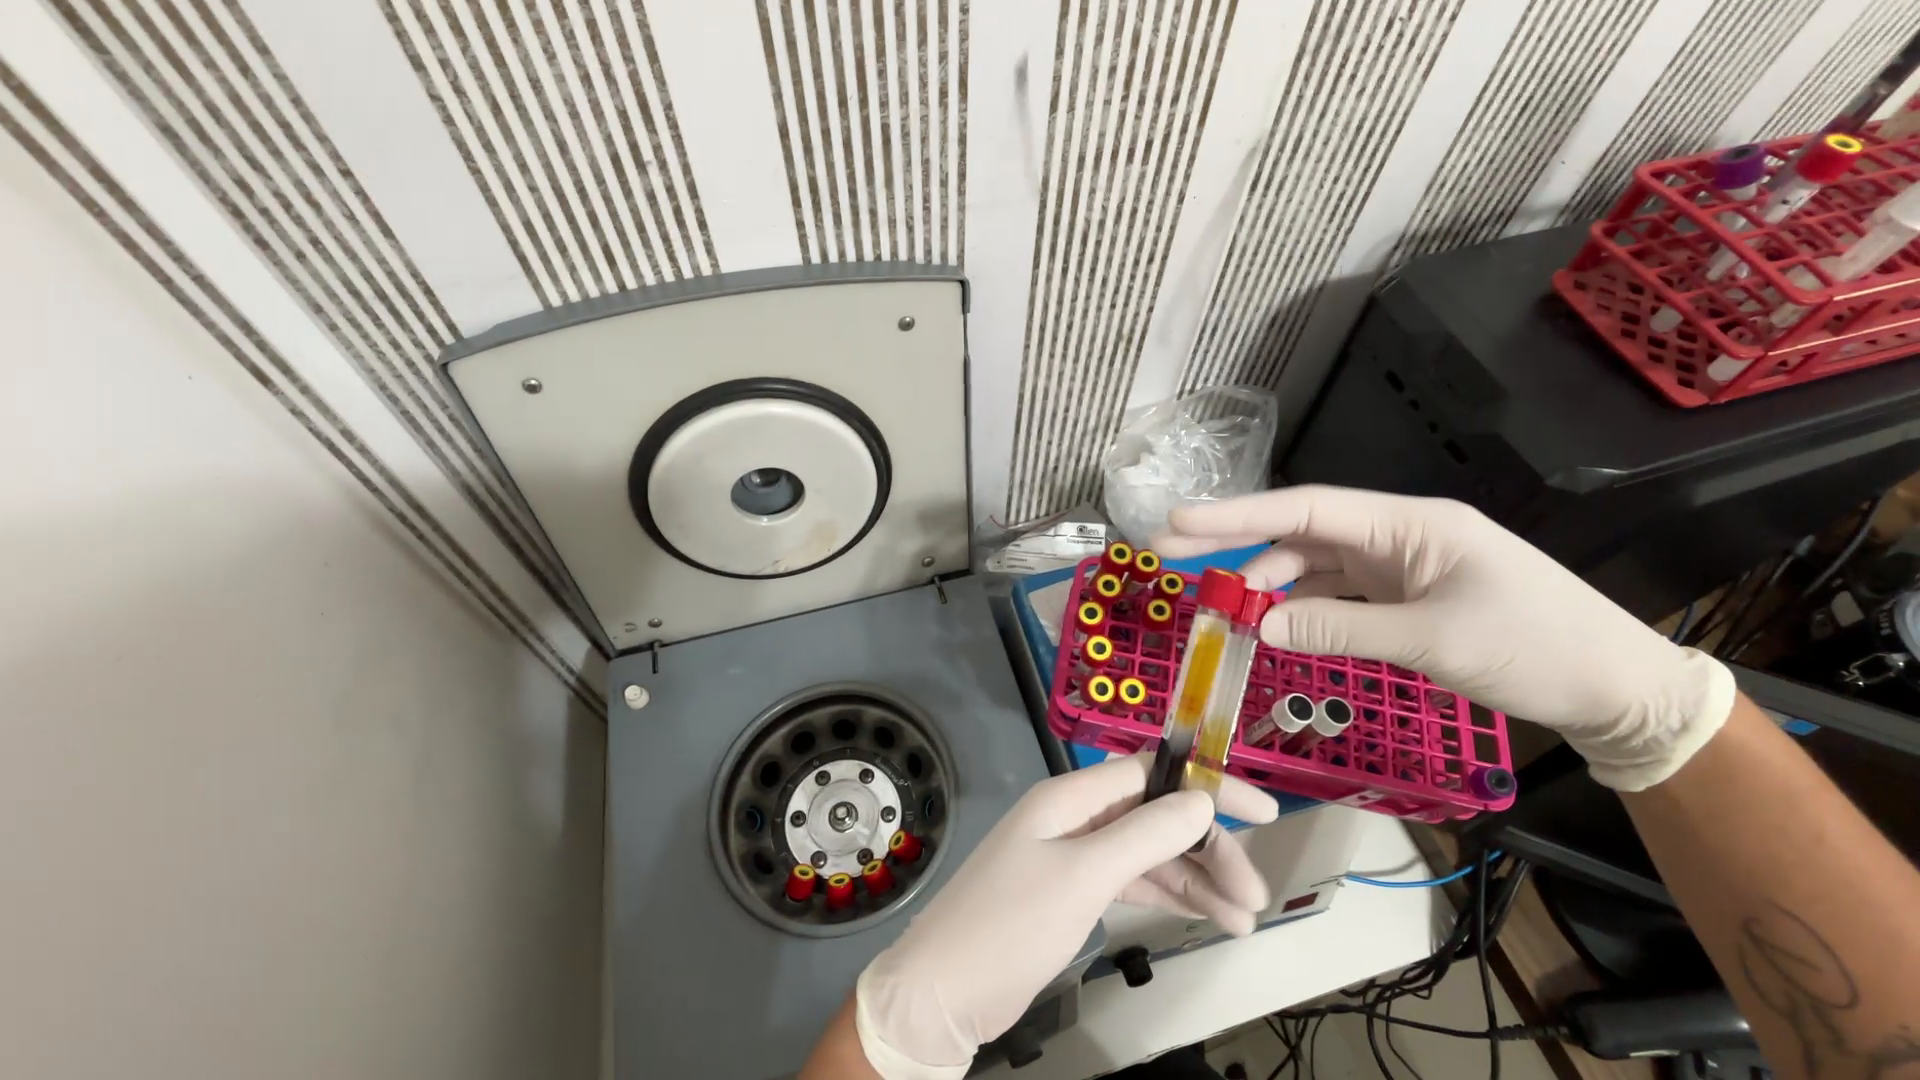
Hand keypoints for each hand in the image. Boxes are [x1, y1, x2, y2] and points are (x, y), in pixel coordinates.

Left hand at [853, 753, 1277, 1078]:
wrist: (943, 992)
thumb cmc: (1010, 925)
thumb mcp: (1082, 876)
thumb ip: (1144, 835)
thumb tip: (1200, 798)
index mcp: (1069, 798)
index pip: (1150, 773)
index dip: (1206, 786)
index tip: (1262, 811)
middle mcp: (1074, 819)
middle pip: (1156, 817)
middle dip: (1208, 848)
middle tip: (1253, 893)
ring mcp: (1074, 857)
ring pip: (1150, 854)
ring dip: (1197, 880)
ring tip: (1243, 918)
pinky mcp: (1074, 894)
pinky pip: (1134, 883)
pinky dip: (1170, 898)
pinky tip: (1208, 918)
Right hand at [1155, 485, 1734, 791]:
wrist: (1616, 688)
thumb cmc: (1536, 648)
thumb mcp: (1433, 641)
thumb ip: (1339, 630)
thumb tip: (1258, 627)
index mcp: (1409, 525)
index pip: (1306, 510)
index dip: (1237, 514)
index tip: (1179, 521)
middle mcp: (1396, 538)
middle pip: (1298, 534)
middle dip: (1234, 543)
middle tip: (1168, 552)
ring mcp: (1399, 570)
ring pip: (1312, 568)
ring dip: (1266, 587)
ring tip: (1221, 612)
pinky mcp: (1403, 601)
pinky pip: (1335, 599)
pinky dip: (1299, 612)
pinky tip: (1271, 627)